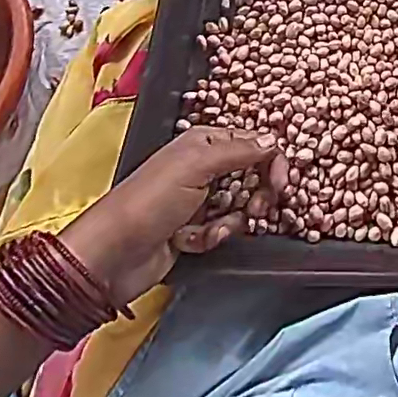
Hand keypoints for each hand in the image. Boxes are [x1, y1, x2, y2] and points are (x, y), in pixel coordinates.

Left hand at [62, 126, 286, 306]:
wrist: (114, 255)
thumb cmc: (152, 200)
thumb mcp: (196, 166)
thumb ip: (238, 152)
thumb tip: (273, 141)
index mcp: (204, 142)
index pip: (253, 143)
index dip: (272, 162)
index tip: (283, 185)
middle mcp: (204, 166)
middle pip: (252, 175)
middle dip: (255, 195)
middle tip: (255, 210)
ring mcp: (200, 199)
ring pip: (240, 206)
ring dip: (230, 221)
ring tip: (211, 230)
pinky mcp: (196, 229)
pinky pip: (223, 229)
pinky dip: (213, 237)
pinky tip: (192, 241)